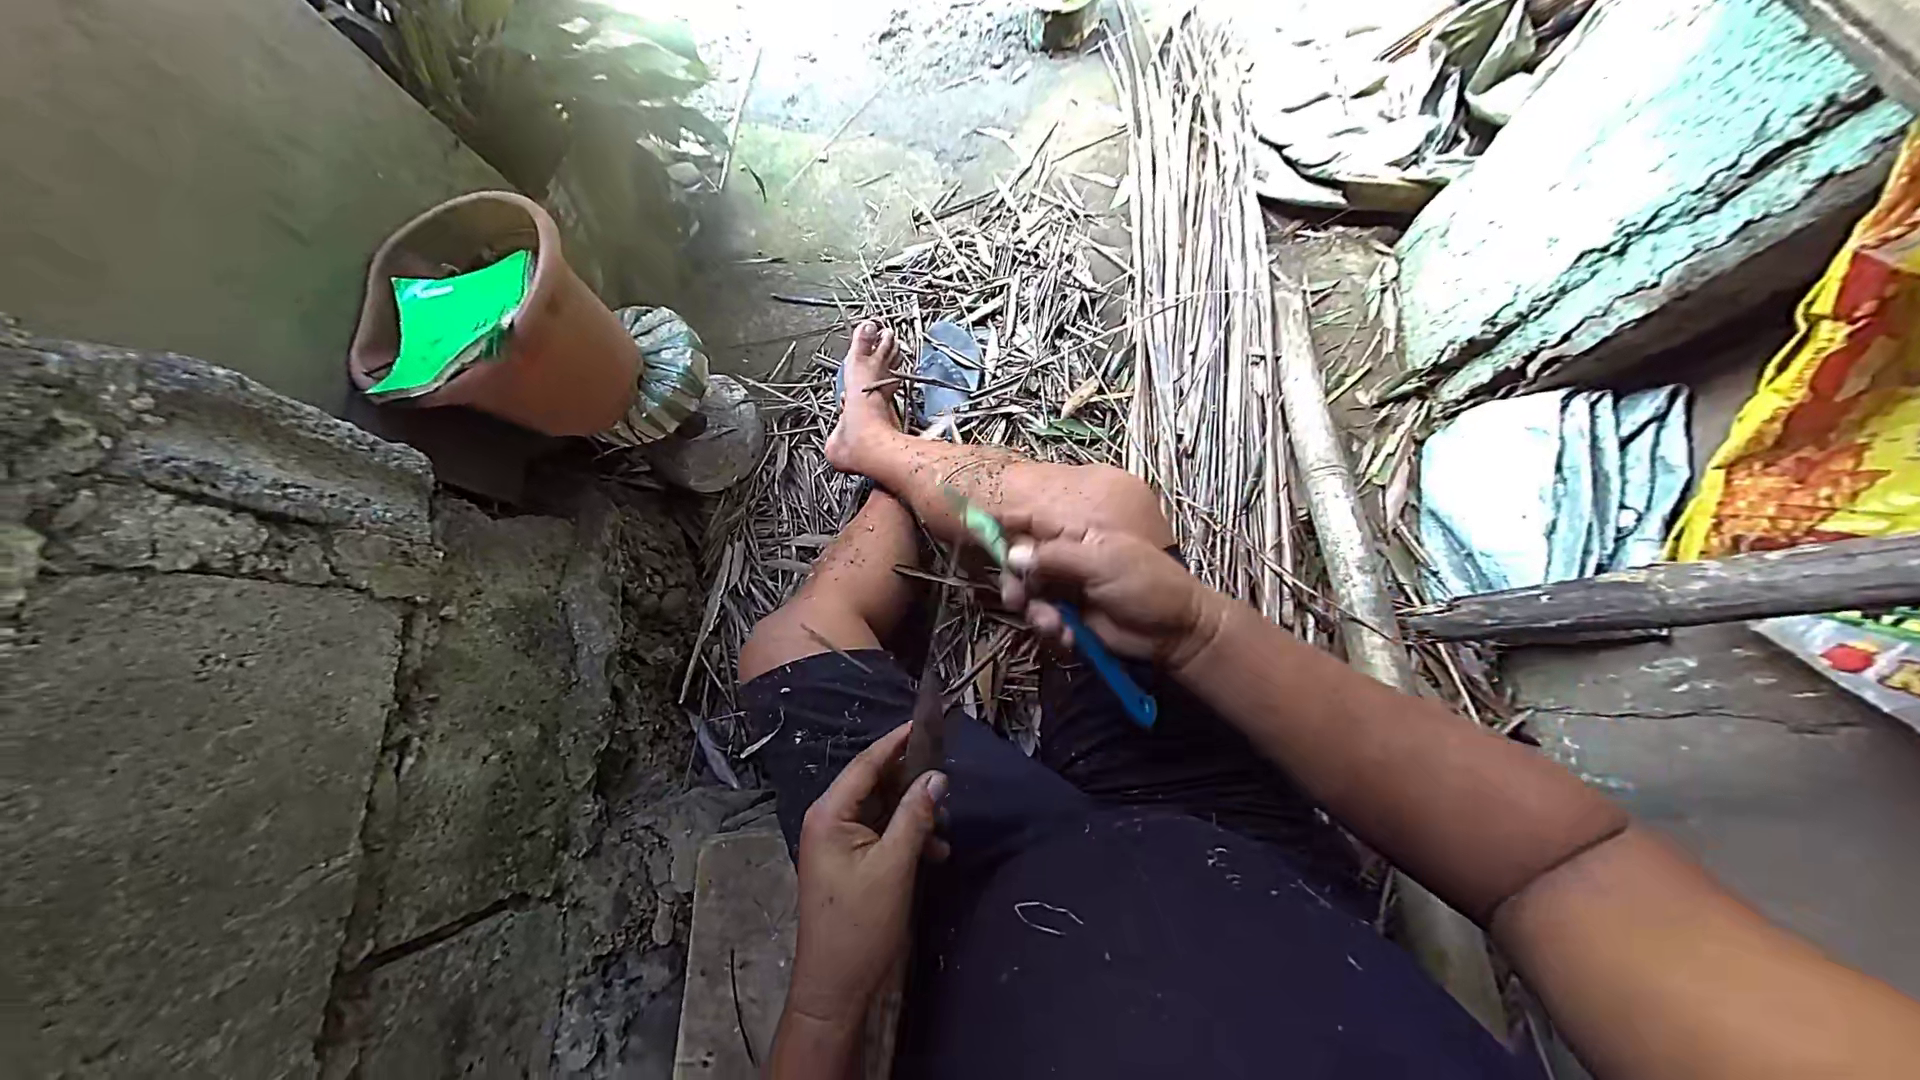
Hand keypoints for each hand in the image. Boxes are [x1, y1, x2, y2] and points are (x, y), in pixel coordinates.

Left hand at [785, 723, 947, 1031]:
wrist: (837, 990)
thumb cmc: (860, 925)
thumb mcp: (894, 866)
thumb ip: (916, 816)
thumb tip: (938, 776)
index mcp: (830, 813)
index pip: (866, 764)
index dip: (896, 742)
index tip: (924, 722)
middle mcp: (830, 820)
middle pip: (875, 783)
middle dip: (911, 779)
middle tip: (945, 770)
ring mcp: (839, 841)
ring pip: (882, 808)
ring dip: (913, 812)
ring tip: (944, 819)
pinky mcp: (851, 860)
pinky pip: (883, 832)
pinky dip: (908, 835)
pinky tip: (935, 849)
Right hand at [994, 511, 1226, 671]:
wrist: (1174, 634)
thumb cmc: (1147, 585)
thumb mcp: (1103, 562)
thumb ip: (1055, 556)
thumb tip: (1012, 555)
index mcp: (1078, 529)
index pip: (1032, 521)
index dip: (1008, 533)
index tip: (990, 547)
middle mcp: (1066, 553)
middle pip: (1021, 560)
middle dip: (1017, 583)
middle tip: (1017, 599)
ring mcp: (1065, 583)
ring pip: (1028, 591)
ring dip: (1035, 610)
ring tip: (1053, 624)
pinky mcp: (1066, 612)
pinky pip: (1041, 615)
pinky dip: (1048, 626)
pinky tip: (1066, 634)